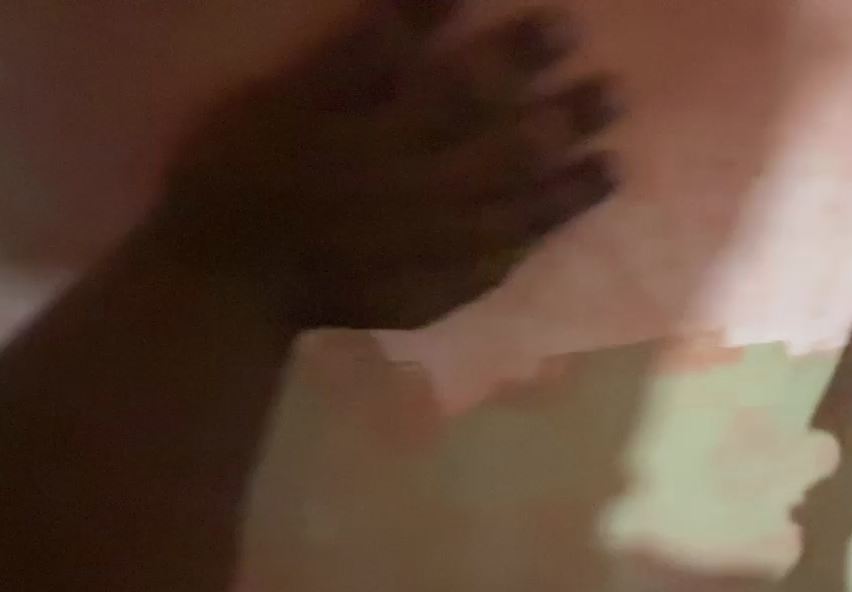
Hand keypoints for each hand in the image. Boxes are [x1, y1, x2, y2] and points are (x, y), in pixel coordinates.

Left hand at [152, 1, 619, 328]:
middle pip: (511, 148)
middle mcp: (428, 189)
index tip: (616, 164)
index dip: (577, 190)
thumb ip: (479, 274)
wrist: (236, 269)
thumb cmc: (336, 290)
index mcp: (452, 243)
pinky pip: (371, 52)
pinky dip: (411, 15)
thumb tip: (529, 241)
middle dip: (567, 119)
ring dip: (514, 60)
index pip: (532, 214)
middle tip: (613, 89)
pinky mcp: (321, 98)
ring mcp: (376, 139)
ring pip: (460, 96)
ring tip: (561, 26)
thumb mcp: (423, 303)